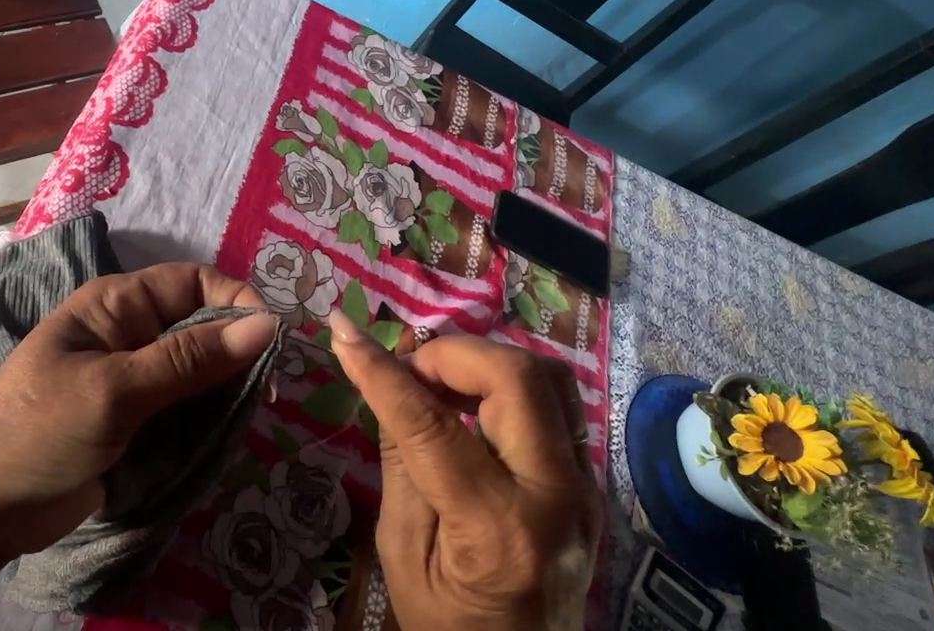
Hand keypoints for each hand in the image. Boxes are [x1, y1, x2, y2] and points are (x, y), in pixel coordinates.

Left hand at [0, 263, 276, 610]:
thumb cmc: (38, 431)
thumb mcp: (116, 389)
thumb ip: (190, 359)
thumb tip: (267, 325)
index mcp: (118, 305)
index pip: (194, 282)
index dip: (236, 302)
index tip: (272, 341)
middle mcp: (130, 333)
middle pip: (201, 324)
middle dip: (237, 349)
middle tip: (271, 388)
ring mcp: (133, 378)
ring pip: (198, 369)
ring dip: (227, 387)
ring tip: (256, 413)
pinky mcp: (135, 420)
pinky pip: (185, 406)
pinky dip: (209, 416)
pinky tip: (231, 432)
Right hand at [328, 311, 601, 630]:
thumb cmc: (448, 628)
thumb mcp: (403, 556)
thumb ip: (401, 462)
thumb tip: (387, 379)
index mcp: (498, 532)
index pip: (432, 426)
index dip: (381, 373)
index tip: (343, 332)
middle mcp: (556, 499)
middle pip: (516, 377)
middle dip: (452, 354)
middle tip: (410, 370)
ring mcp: (585, 488)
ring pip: (547, 377)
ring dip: (485, 362)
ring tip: (440, 382)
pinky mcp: (590, 481)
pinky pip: (554, 403)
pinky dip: (506, 384)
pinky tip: (471, 404)